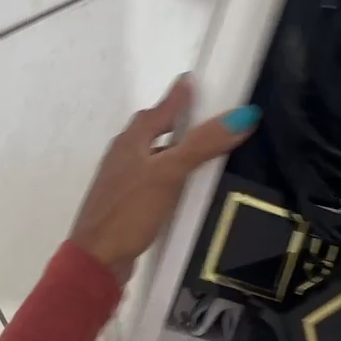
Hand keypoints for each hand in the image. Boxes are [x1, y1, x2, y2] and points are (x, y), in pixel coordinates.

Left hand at [69, 76, 260, 281]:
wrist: (97, 259)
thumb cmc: (130, 211)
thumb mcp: (169, 173)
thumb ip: (203, 144)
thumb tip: (243, 115)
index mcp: (131, 140)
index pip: (160, 109)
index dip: (179, 95)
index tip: (193, 80)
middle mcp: (123, 155)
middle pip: (152, 130)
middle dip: (174, 120)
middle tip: (198, 113)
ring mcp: (121, 181)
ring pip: (151, 156)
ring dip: (172, 150)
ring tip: (196, 150)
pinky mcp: (125, 205)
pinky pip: (151, 180)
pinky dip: (168, 176)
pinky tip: (180, 190)